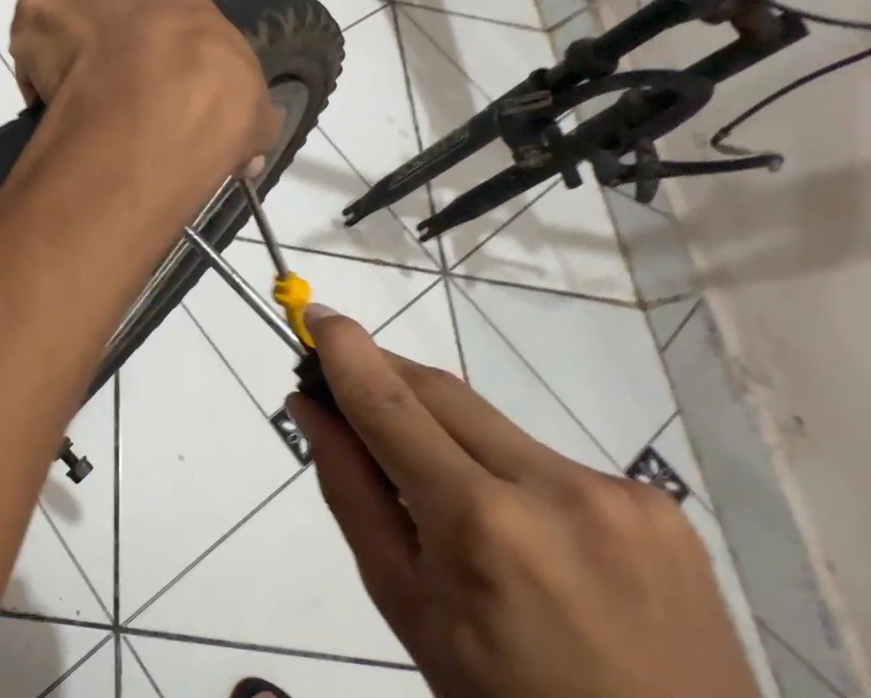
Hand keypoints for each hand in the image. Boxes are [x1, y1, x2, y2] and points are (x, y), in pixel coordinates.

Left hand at [10, 0, 276, 161]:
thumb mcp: (252, 112)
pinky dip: (31, 63)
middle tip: (105, 80)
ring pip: (65, 8)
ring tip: (71, 87)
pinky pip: (28, 34)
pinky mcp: (36, 11)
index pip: (160, 6)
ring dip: (66, 39)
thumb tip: (248, 155)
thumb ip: (248, 119)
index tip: (146, 77)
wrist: (159, 100)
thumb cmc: (216, 100)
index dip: (150, 43)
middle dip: (105, 32)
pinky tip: (45, 98)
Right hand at [288, 309, 758, 697]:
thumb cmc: (500, 695)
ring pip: (496, 429)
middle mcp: (557, 488)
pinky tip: (517, 526)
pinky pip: (550, 461)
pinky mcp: (661, 505)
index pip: (392, 407)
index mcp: (482, 525)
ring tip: (434, 490)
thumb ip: (353, 495)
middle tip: (340, 383)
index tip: (315, 313)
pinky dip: (507, 471)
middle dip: (387, 378)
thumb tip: (311, 410)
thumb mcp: (405, 605)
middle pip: (445, 396)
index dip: (346, 353)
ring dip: (446, 434)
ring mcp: (622, 493)